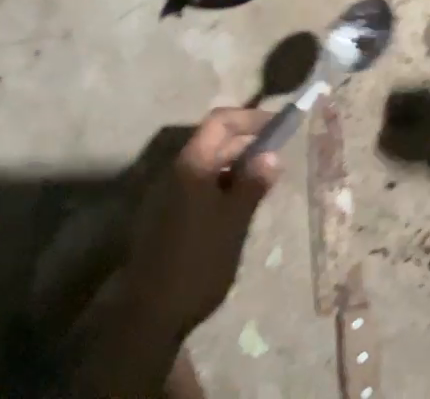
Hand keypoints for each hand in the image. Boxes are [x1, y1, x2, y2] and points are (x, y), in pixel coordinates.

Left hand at [136, 108, 282, 334]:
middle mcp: (176, 172)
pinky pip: (199, 186)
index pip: (220, 122)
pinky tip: (239, 205)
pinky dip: (222, 185)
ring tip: (263, 181)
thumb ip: (252, 185)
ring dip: (235, 165)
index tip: (280, 125)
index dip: (250, 118)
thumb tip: (271, 155)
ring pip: (206, 165)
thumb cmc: (198, 261)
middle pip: (213, 141)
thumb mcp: (234, 222)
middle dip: (246, 142)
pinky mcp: (166, 216)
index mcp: (191, 165)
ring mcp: (168, 194)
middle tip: (278, 154)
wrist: (149, 312)